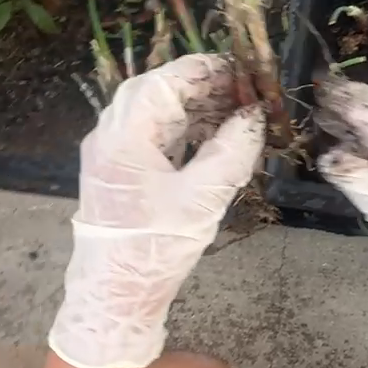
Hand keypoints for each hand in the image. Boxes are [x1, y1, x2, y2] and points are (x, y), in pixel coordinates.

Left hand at [49, 55, 264, 367]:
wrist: (114, 296)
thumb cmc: (154, 248)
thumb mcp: (201, 199)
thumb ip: (231, 150)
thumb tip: (255, 115)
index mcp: (124, 134)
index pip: (166, 81)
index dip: (206, 71)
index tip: (244, 74)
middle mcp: (112, 135)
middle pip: (159, 92)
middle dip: (204, 89)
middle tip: (246, 95)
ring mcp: (113, 154)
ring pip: (157, 114)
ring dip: (196, 110)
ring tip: (236, 116)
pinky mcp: (121, 173)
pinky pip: (154, 137)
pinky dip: (184, 131)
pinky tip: (212, 140)